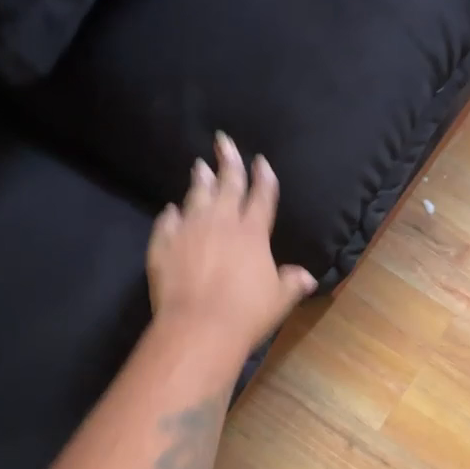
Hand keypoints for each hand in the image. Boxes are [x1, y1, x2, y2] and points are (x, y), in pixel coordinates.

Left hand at [146, 133, 317, 353]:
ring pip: (196, 198)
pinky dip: (170, 215)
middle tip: (223, 141)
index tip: (261, 161)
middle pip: (227, 185)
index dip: (263, 177)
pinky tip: (171, 209)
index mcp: (253, 233)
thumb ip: (291, 283)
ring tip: (200, 165)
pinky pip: (167, 223)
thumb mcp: (279, 300)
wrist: (198, 327)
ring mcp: (189, 231)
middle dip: (228, 162)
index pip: (261, 197)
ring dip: (200, 181)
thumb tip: (306, 276)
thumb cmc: (247, 313)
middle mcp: (222, 223)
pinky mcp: (163, 246)